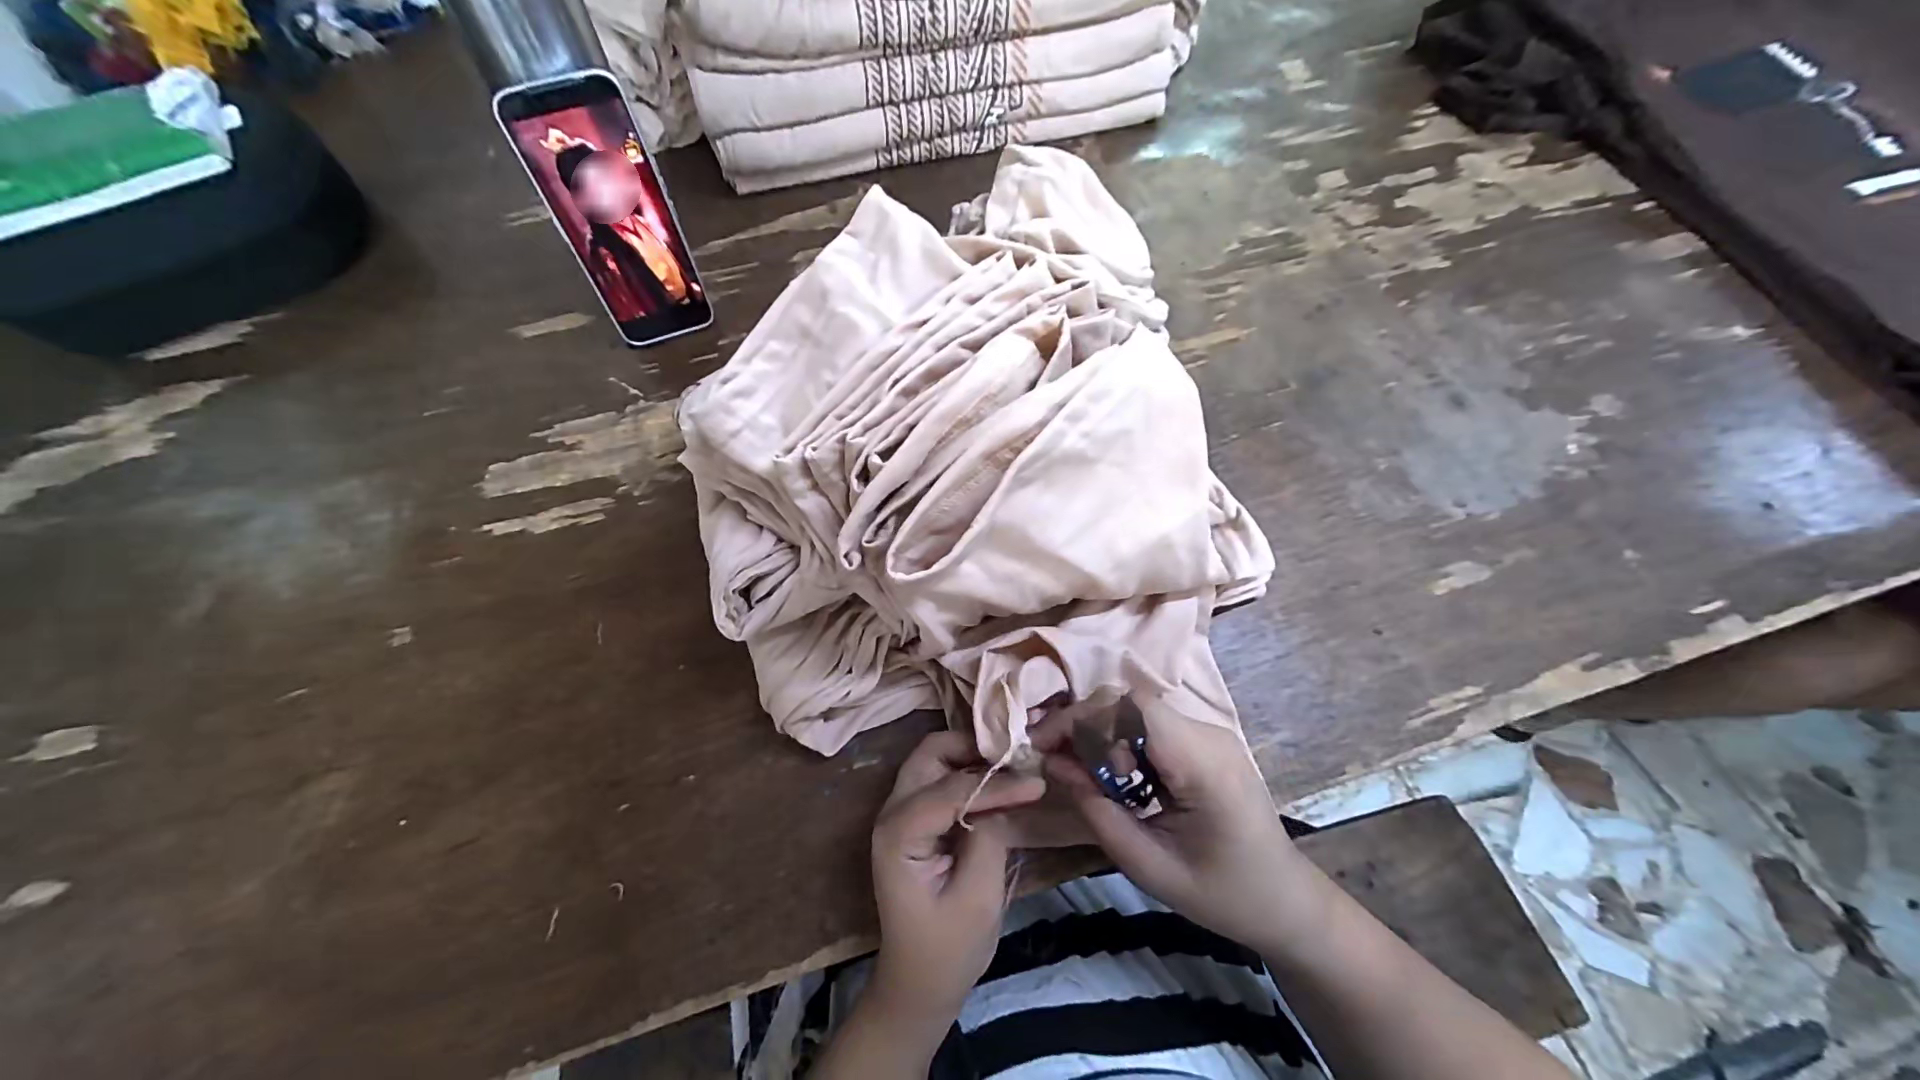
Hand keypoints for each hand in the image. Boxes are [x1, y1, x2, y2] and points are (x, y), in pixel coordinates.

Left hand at [869, 731, 1045, 1018]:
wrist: (918, 983)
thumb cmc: (947, 949)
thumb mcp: (977, 899)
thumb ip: (990, 838)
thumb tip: (1006, 795)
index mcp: (899, 834)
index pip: (951, 788)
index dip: (997, 783)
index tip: (1038, 783)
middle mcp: (892, 812)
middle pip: (931, 753)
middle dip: (975, 749)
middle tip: (1019, 762)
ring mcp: (900, 813)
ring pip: (934, 759)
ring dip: (972, 756)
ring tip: (1014, 769)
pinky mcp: (915, 820)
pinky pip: (940, 778)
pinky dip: (969, 772)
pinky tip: (1000, 784)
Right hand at [1037, 698, 1316, 950]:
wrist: (1287, 901)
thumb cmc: (1223, 894)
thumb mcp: (1150, 866)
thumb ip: (1098, 810)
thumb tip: (1053, 762)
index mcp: (1203, 763)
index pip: (1130, 709)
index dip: (1080, 718)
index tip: (1042, 746)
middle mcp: (1208, 733)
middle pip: (1129, 703)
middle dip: (1082, 725)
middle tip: (1052, 760)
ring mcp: (1210, 734)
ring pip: (1135, 710)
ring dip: (1099, 734)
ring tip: (1077, 771)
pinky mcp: (1204, 742)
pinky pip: (1151, 727)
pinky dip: (1120, 743)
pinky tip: (1111, 777)